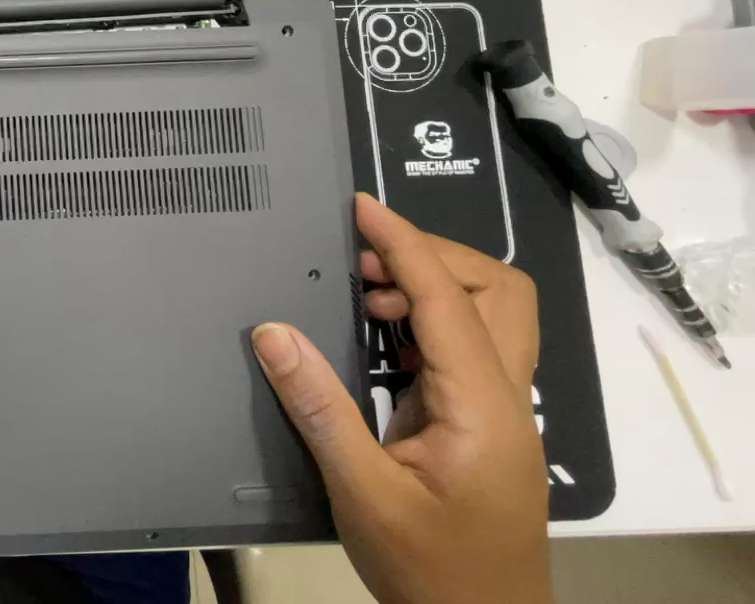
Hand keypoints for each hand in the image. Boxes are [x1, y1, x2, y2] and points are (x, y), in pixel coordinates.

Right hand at [252, 194, 549, 603]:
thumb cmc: (428, 568)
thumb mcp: (362, 490)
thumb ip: (319, 406)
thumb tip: (271, 331)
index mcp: (482, 409)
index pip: (449, 301)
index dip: (406, 246)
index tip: (362, 209)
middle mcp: (504, 401)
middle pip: (498, 295)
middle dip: (433, 258)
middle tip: (360, 260)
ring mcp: (499, 413)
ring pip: (490, 317)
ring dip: (428, 287)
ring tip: (361, 296)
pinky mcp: (482, 424)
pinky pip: (464, 345)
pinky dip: (422, 320)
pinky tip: (376, 335)